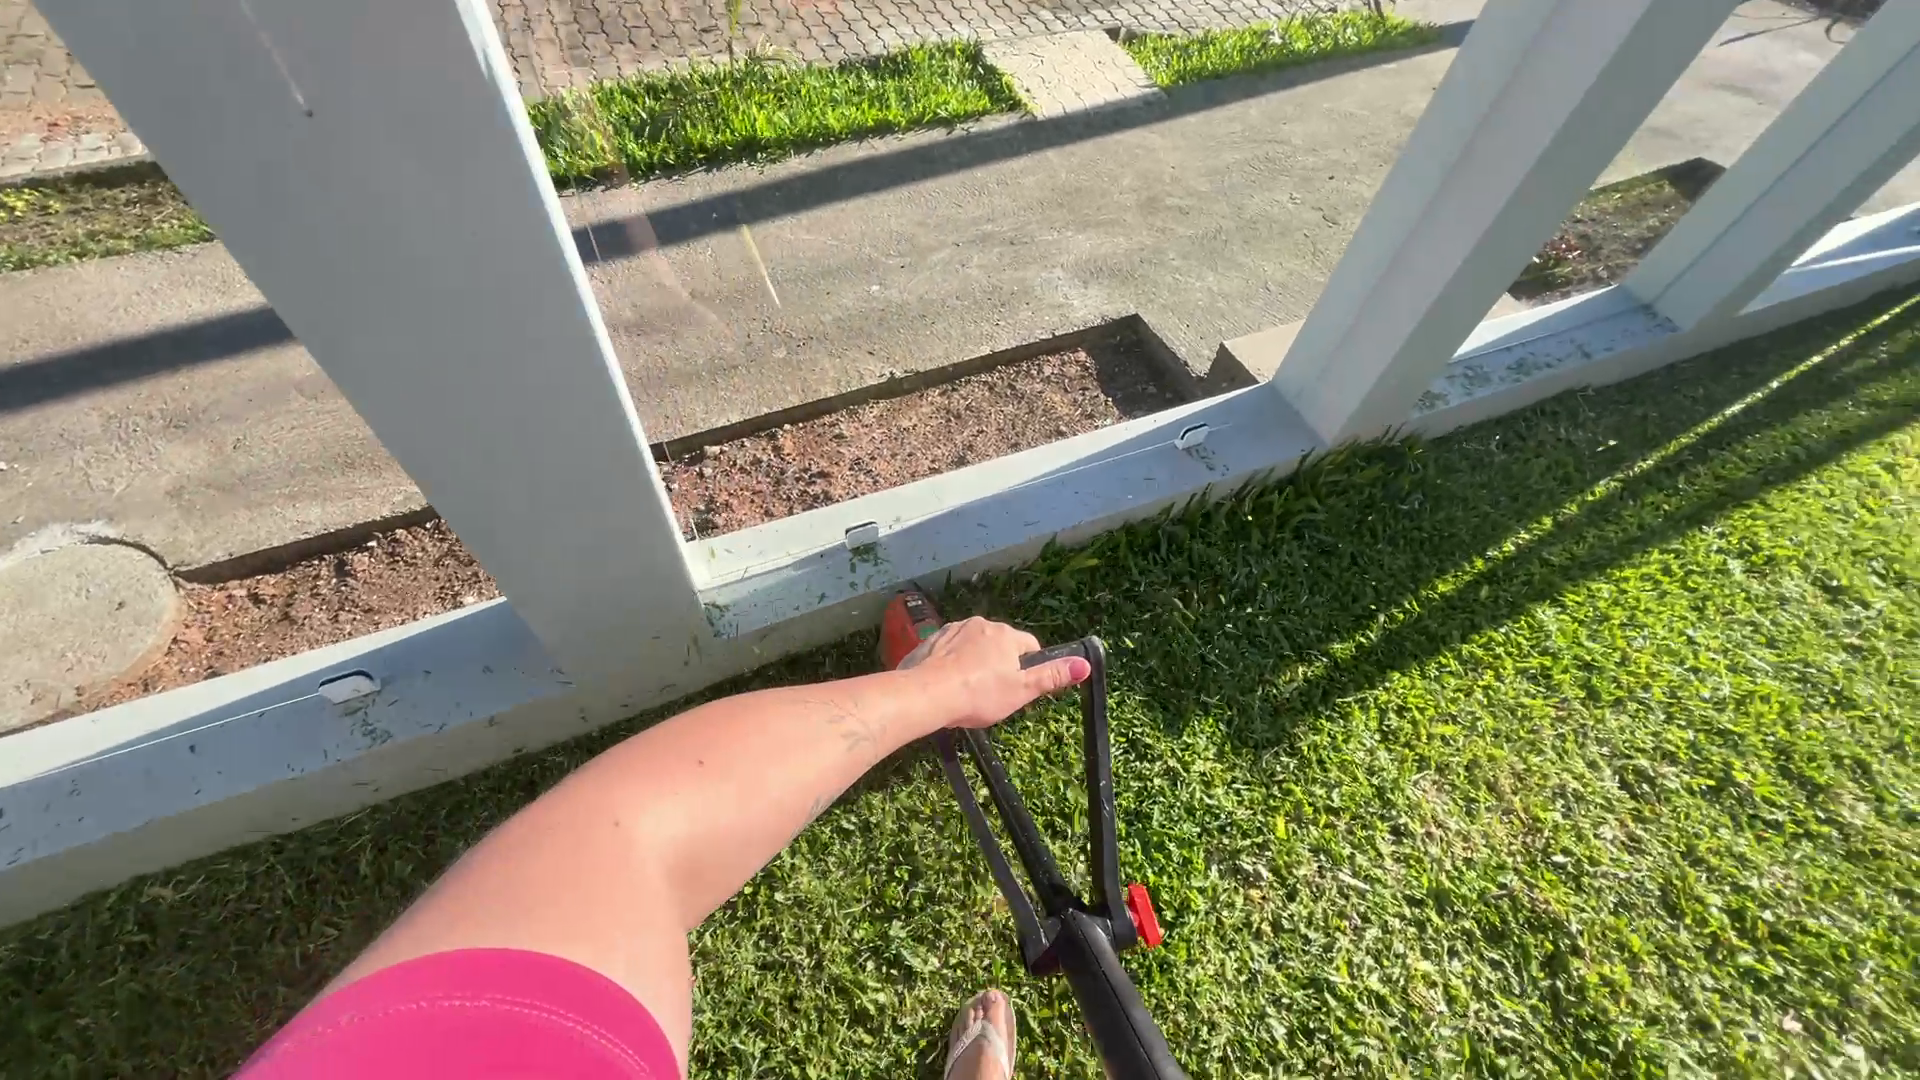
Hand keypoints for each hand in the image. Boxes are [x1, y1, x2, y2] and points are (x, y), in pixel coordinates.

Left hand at [897, 616, 1091, 730]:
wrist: (926, 694)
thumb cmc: (978, 694)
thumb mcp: (1021, 690)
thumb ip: (1052, 676)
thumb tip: (1085, 664)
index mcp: (1005, 634)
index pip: (1029, 646)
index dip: (1028, 668)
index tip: (1018, 688)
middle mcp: (980, 624)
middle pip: (1000, 644)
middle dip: (999, 665)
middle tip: (992, 694)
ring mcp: (953, 630)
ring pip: (973, 646)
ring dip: (974, 662)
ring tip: (967, 691)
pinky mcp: (931, 640)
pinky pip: (948, 650)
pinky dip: (951, 663)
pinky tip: (947, 685)